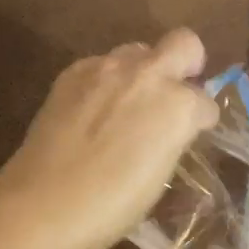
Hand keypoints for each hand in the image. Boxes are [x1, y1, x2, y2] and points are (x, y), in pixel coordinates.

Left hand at [0, 29, 219, 248]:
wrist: (43, 204)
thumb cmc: (111, 205)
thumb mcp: (159, 175)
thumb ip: (172, 136)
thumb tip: (171, 125)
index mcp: (178, 105)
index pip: (205, 101)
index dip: (200, 118)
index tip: (192, 132)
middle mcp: (147, 74)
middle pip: (184, 43)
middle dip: (187, 64)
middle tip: (175, 92)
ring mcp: (107, 68)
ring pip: (139, 50)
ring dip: (143, 71)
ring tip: (127, 105)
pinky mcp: (73, 71)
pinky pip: (102, 64)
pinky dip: (106, 81)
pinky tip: (94, 111)